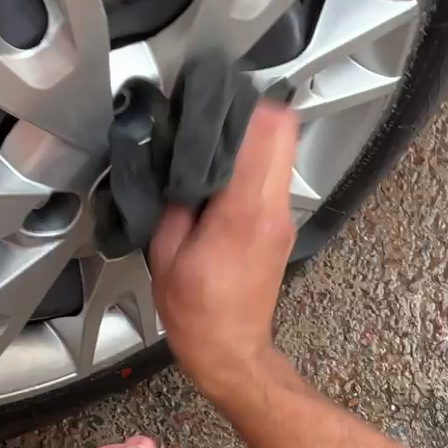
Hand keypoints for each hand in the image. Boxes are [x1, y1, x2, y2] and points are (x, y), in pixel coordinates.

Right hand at [149, 102, 298, 399]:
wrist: (231, 353)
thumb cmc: (201, 317)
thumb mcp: (165, 254)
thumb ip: (174, 202)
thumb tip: (179, 169)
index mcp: (244, 211)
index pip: (266, 130)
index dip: (241, 102)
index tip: (213, 94)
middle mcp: (273, 211)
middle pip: (281, 131)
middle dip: (246, 113)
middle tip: (212, 114)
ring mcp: (282, 220)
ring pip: (278, 154)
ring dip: (247, 142)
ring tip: (210, 150)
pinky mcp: (279, 230)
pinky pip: (270, 181)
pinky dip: (248, 169)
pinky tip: (218, 183)